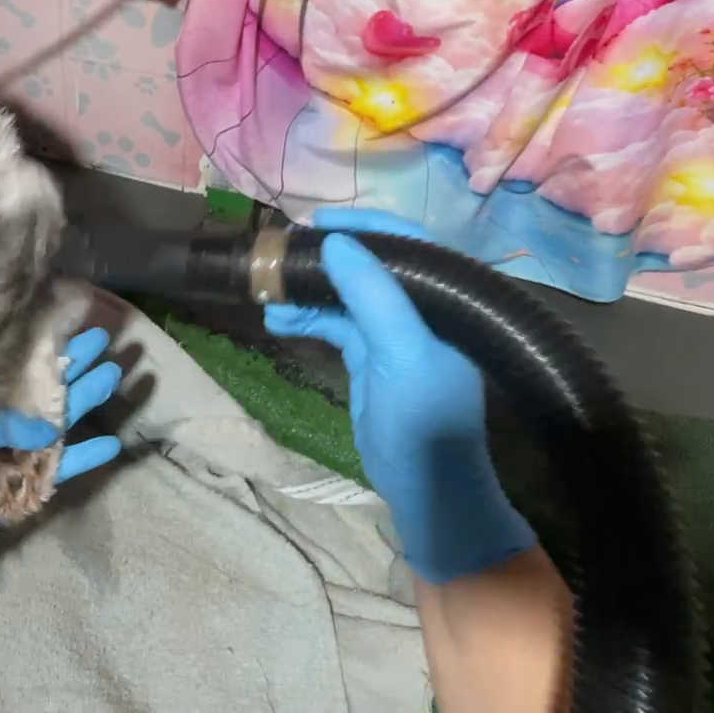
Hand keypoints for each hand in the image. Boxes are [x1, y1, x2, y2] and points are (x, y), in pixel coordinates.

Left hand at [0, 328, 122, 623]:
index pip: (19, 367)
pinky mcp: (26, 486)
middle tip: (105, 340)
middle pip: (47, 388)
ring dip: (87, 399)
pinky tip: (112, 444)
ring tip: (114, 374)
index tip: (69, 321)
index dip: (45, 345)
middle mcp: (5, 422)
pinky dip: (86, 457)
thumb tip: (48, 427)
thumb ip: (0, 423)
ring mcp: (18, 452)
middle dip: (76, 364)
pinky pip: (62, 469)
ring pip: (61, 420)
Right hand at [263, 209, 535, 583]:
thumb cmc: (424, 421)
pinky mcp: (370, 356)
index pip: (405, 242)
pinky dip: (306, 319)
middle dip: (323, 259)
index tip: (315, 222)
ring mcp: (393, 332)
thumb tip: (335, 243)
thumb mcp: (403, 354)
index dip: (362, 225)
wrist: (427, 492)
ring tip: (268, 296)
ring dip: (306, 292)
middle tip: (280, 255)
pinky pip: (335, 324)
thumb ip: (374, 296)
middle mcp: (421, 307)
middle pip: (368, 264)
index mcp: (445, 298)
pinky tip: (276, 322)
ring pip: (345, 294)